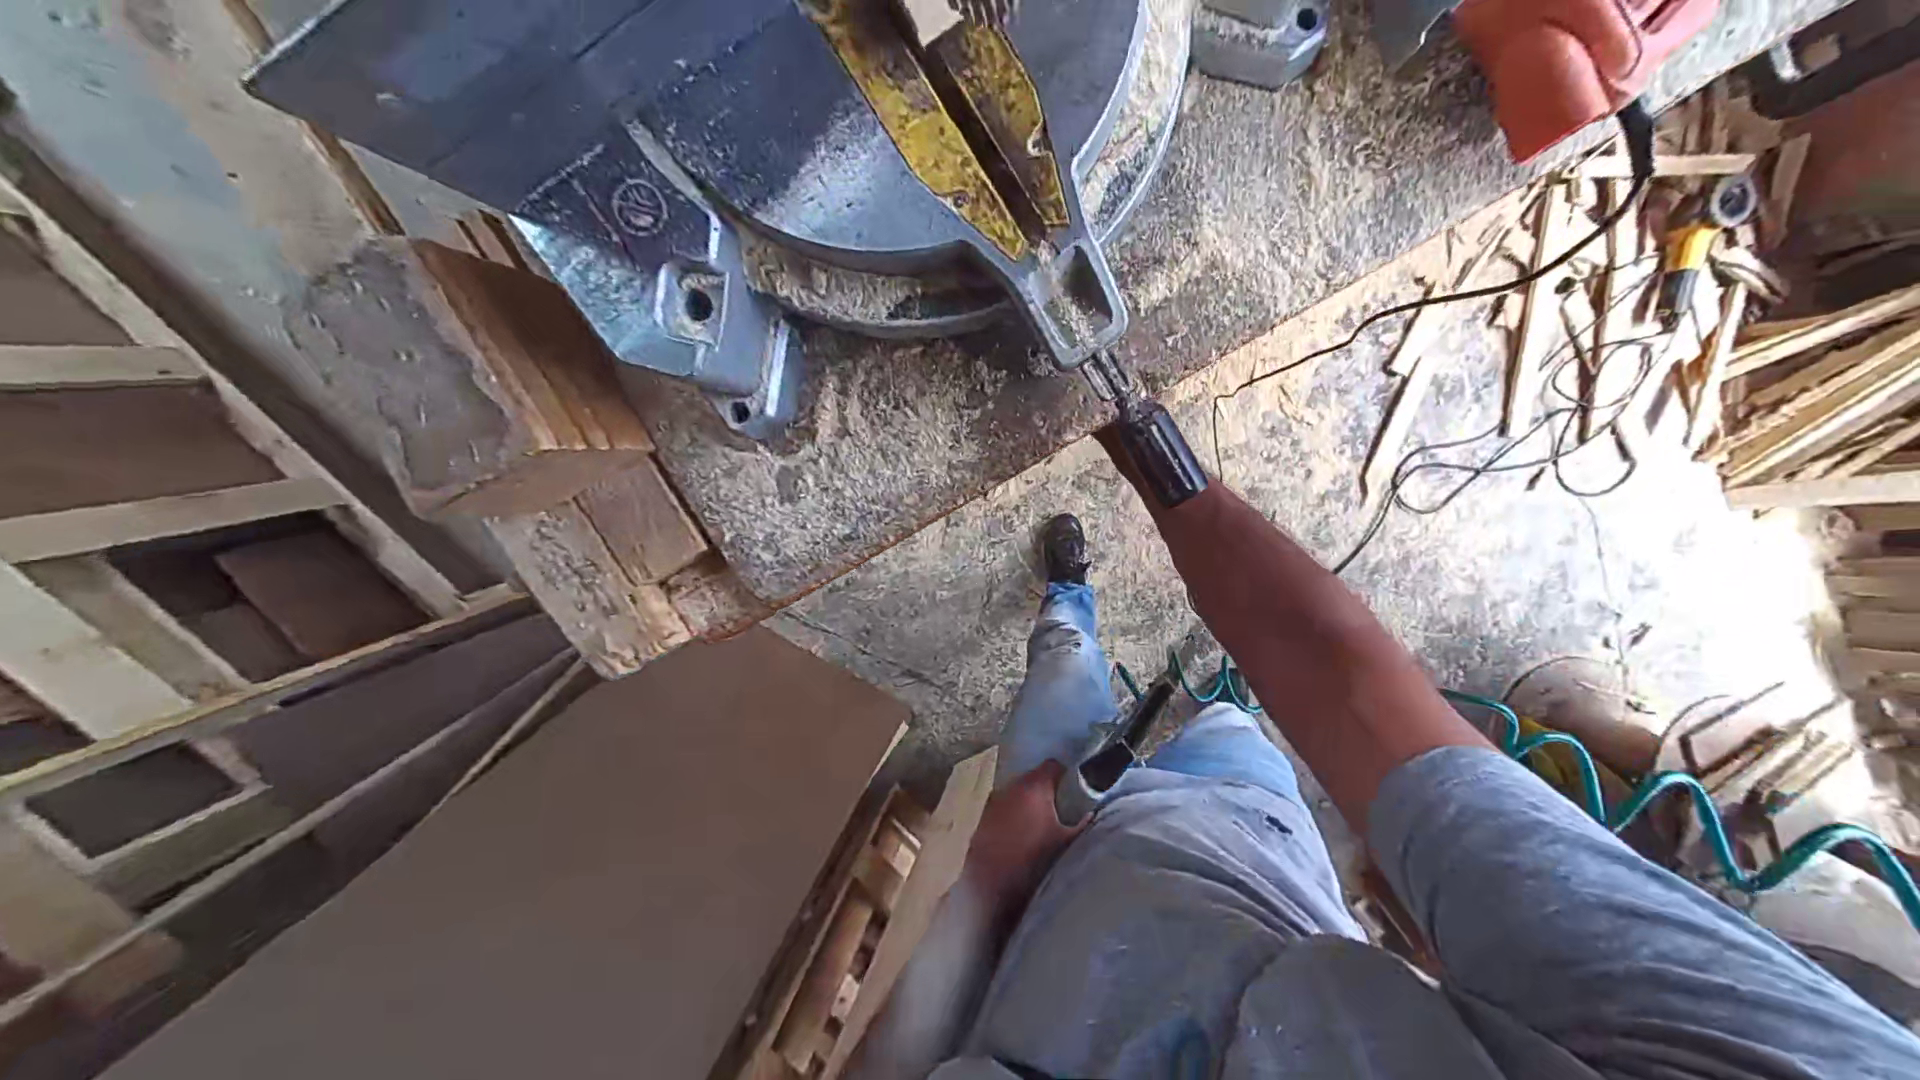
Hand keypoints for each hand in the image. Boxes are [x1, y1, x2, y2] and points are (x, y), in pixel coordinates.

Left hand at [961, 760, 1086, 920]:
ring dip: (1027, 805)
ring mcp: (992, 802)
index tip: (1076, 790)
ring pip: (1016, 795)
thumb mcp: (1066, 844)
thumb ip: (1082, 824)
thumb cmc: (1032, 861)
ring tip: (1040, 827)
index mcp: (1034, 786)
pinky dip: (1011, 819)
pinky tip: (1018, 839)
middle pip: (1033, 779)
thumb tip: (1092, 814)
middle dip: (1047, 792)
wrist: (987, 887)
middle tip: (1062, 811)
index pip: (1054, 766)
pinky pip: (1002, 811)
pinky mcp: (980, 821)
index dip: (1067, 775)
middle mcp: (1010, 787)